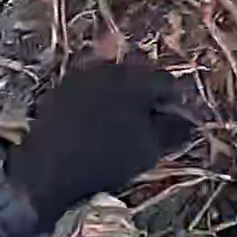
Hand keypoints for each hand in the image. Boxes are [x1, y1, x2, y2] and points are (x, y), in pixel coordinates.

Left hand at [0, 55, 192, 236]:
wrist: (46, 170)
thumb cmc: (105, 159)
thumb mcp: (148, 148)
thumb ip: (173, 129)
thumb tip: (191, 120)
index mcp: (136, 78)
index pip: (168, 82)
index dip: (181, 99)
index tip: (186, 115)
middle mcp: (111, 66)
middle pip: (142, 73)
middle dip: (154, 91)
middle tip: (160, 115)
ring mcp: (84, 73)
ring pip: (117, 76)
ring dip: (129, 91)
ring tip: (132, 116)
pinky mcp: (64, 86)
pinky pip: (93, 83)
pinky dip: (105, 95)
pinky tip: (105, 114)